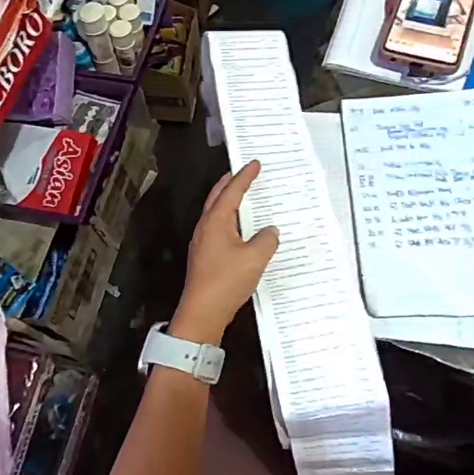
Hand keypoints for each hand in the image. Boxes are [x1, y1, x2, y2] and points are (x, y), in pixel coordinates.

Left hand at [171, 161, 278, 344]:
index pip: (232, 191)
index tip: (254, 163)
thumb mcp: (255, 258)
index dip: (244, 176)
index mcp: (216, 221)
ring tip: (242, 196)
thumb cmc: (227, 280)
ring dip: (228, 202)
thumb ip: (266, 240)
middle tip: (241, 172)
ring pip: (215, 213)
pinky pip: (218, 229)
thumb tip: (271, 231)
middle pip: (217, 198)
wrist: (203, 311)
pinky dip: (229, 220)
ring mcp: (202, 242)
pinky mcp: (204, 256)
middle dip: (229, 183)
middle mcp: (206, 227)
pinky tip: (239, 229)